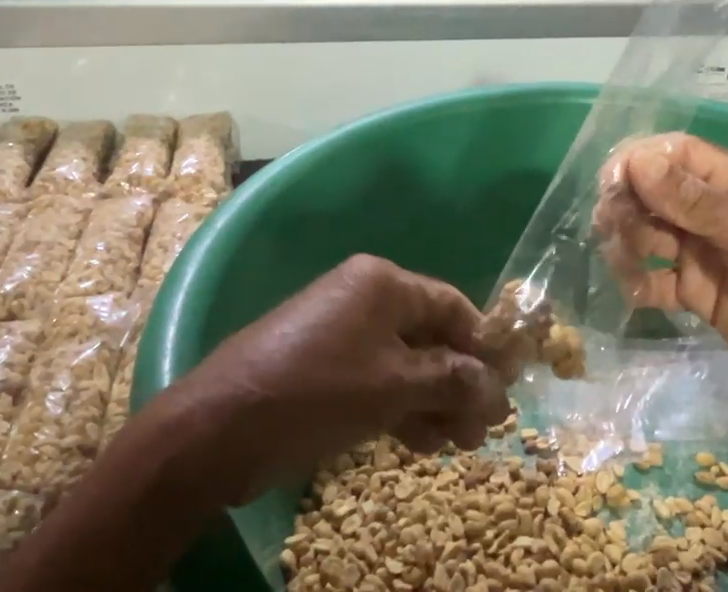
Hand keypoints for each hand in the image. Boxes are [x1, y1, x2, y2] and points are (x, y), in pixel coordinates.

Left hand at [151, 254, 509, 504]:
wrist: (218, 429)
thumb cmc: (316, 392)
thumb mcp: (394, 387)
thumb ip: (453, 382)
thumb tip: (501, 389)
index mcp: (382, 283)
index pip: (453, 305)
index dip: (484, 345)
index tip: (508, 385)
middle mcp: (363, 298)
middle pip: (430, 336)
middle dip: (459, 382)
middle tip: (482, 429)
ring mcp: (340, 333)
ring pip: (405, 363)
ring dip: (434, 401)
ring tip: (455, 444)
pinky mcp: (323, 367)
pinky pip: (377, 380)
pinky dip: (402, 406)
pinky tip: (421, 443)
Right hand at [596, 133, 727, 405]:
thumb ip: (694, 202)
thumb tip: (638, 164)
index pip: (678, 155)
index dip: (641, 161)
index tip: (611, 181)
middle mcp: (715, 211)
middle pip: (656, 193)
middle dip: (628, 202)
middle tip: (609, 224)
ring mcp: (704, 252)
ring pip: (650, 233)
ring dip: (628, 240)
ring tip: (621, 257)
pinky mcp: (698, 293)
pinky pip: (657, 280)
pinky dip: (640, 283)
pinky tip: (635, 291)